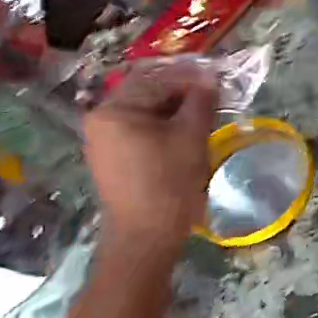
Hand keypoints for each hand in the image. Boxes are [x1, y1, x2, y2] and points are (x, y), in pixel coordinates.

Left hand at [84, 64, 218, 253]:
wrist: (144, 240)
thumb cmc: (167, 185)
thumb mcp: (190, 138)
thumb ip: (200, 101)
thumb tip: (210, 78)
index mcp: (114, 109)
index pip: (156, 80)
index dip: (189, 77)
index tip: (217, 79)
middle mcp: (100, 119)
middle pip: (146, 93)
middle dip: (180, 93)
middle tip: (211, 96)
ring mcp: (101, 140)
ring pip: (143, 112)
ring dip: (172, 110)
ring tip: (202, 114)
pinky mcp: (109, 158)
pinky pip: (136, 131)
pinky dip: (160, 128)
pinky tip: (183, 132)